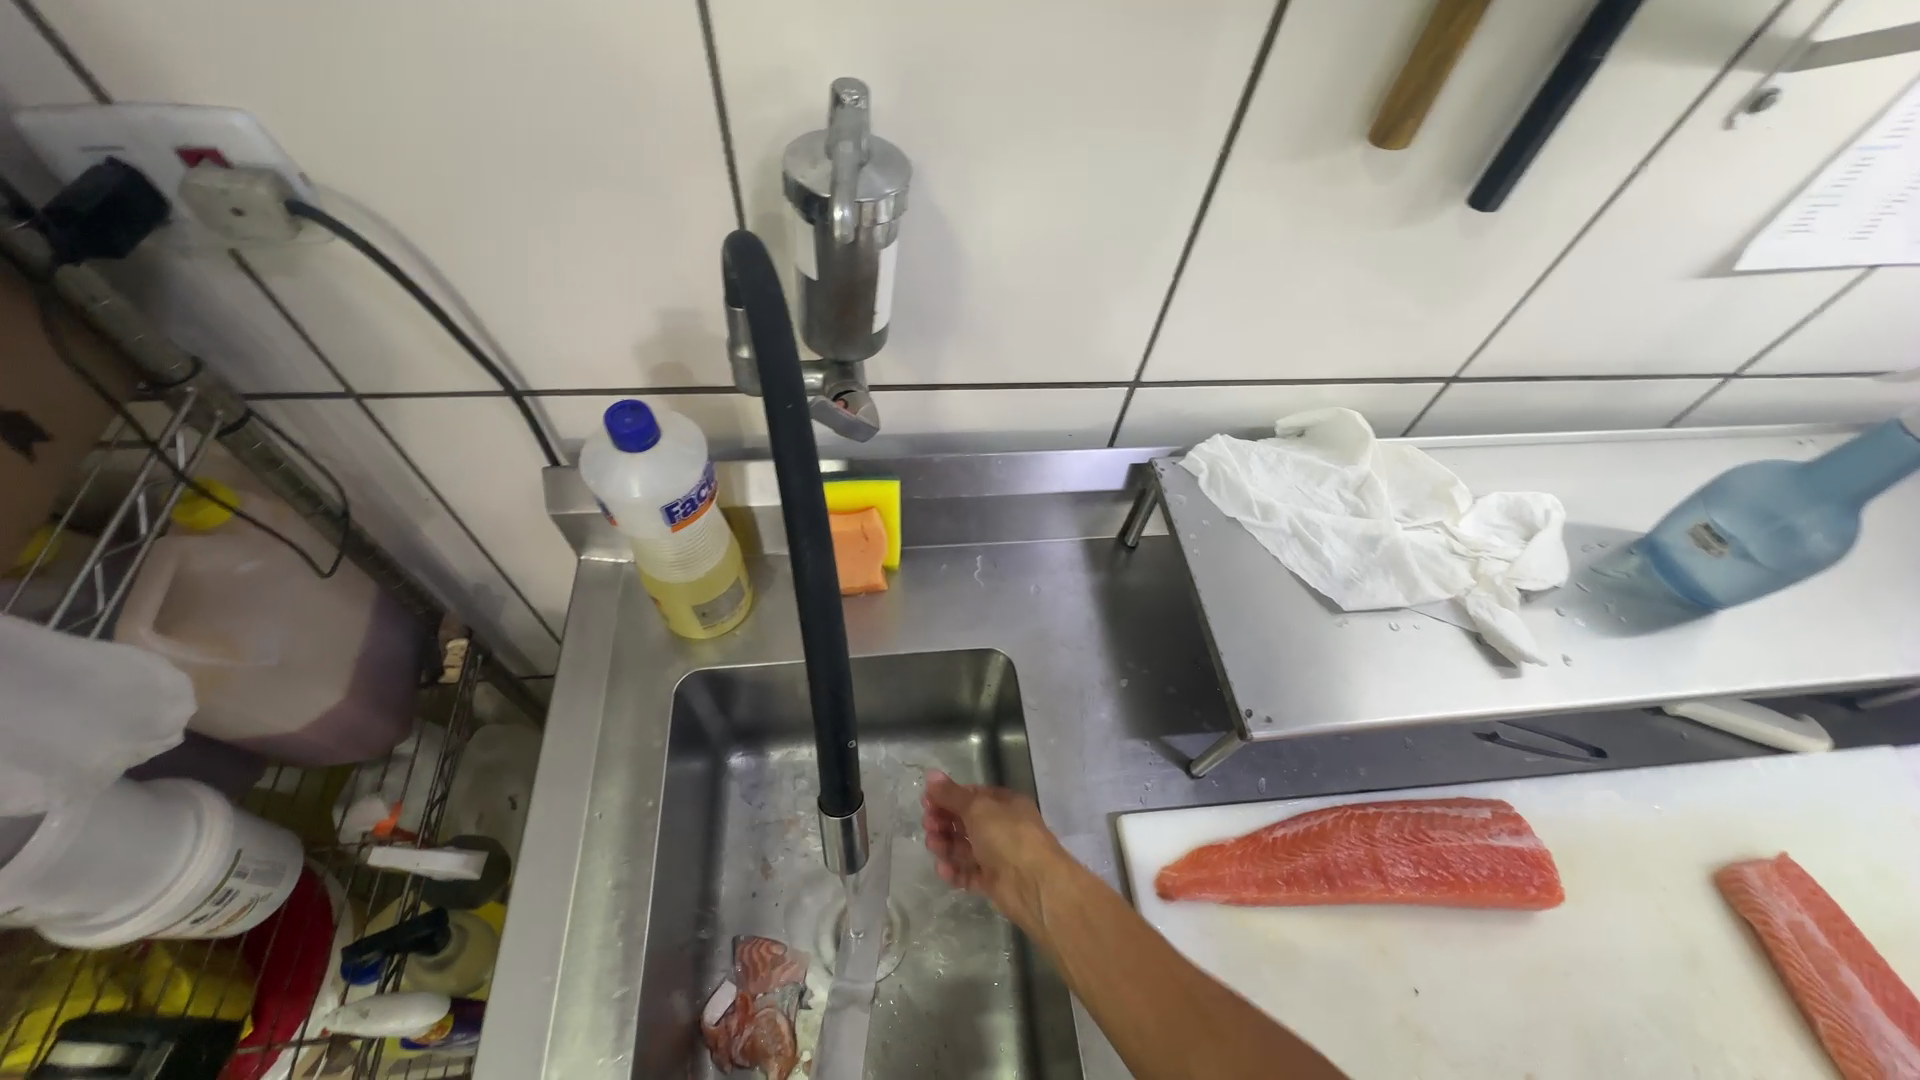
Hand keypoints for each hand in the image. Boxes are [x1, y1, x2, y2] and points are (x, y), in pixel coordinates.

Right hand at [921, 770, 1069, 935]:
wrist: (1033, 884)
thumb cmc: (1007, 835)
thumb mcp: (977, 808)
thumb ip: (952, 794)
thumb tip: (931, 774)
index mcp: (1005, 804)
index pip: (973, 796)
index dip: (948, 798)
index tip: (927, 803)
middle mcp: (1003, 828)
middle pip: (967, 822)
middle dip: (945, 822)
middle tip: (929, 826)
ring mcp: (999, 856)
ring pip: (966, 848)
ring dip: (946, 845)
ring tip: (933, 846)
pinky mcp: (993, 881)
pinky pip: (969, 873)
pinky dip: (955, 871)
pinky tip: (943, 869)